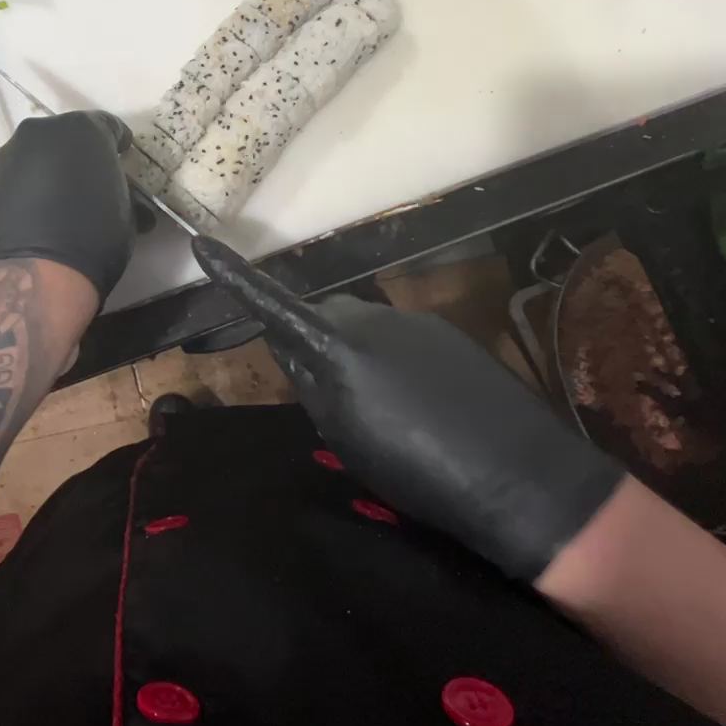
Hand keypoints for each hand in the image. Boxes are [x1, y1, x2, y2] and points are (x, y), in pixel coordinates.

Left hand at [0, 111, 136, 300]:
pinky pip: (12, 182)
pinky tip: (31, 220)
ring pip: (34, 158)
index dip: (117, 145)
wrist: (30, 274)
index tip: (122, 159)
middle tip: (89, 184)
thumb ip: (126, 199)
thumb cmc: (92, 238)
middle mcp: (40, 133)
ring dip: (47, 174)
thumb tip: (135, 207)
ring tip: (57, 206)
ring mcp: (5, 157)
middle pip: (66, 139)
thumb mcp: (126, 218)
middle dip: (79, 157)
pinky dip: (23, 194)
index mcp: (83, 130)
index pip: (108, 127)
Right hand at [197, 240, 621, 579]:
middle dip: (309, 339)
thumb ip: (309, 383)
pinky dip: (387, 357)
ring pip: (359, 324)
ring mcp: (414, 321)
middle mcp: (371, 319)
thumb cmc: (417, 471)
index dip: (234, 277)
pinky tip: (416, 400)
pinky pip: (396, 334)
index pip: (272, 305)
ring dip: (351, 350)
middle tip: (322, 393)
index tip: (201, 246)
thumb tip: (286, 345)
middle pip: (319, 314)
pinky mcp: (446, 332)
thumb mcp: (344, 435)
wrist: (524, 478)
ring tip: (378, 406)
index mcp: (337, 348)